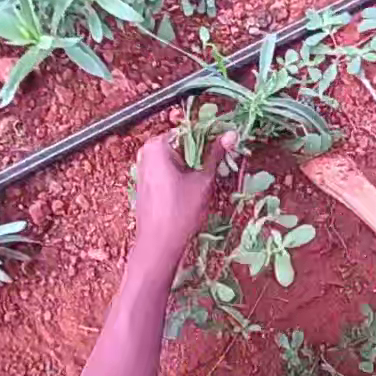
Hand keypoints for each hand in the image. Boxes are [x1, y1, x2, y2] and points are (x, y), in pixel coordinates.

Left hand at [131, 130, 233, 261]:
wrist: (159, 245)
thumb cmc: (179, 213)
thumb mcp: (202, 181)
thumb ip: (216, 155)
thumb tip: (231, 134)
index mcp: (157, 146)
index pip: (190, 130)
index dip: (210, 137)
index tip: (226, 145)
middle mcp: (146, 153)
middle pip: (182, 144)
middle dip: (201, 153)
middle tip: (220, 164)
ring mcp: (143, 168)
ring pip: (176, 159)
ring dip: (193, 166)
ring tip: (208, 179)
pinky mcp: (146, 183)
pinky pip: (168, 171)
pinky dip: (182, 176)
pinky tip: (194, 189)